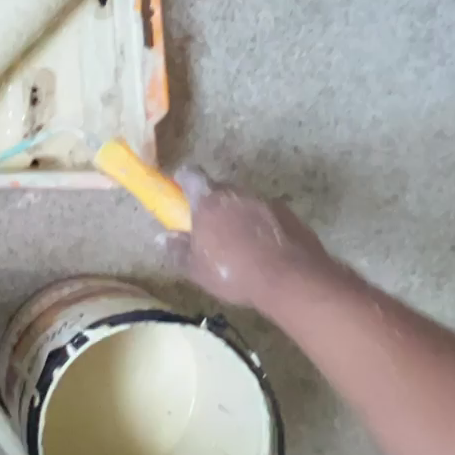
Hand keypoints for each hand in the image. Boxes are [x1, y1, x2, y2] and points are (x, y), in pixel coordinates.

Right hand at [171, 167, 338, 307]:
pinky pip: (268, 215)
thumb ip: (178, 250)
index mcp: (209, 201)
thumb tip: (163, 238)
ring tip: (239, 243)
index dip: (184, 179)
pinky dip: (262, 226)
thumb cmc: (233, 272)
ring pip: (245, 202)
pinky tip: (264, 250)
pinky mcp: (290, 215)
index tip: (181, 188)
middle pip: (220, 189)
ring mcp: (266, 201)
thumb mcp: (197, 269)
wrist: (291, 279)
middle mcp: (237, 193)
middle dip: (213, 203)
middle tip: (210, 228)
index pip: (191, 175)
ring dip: (239, 215)